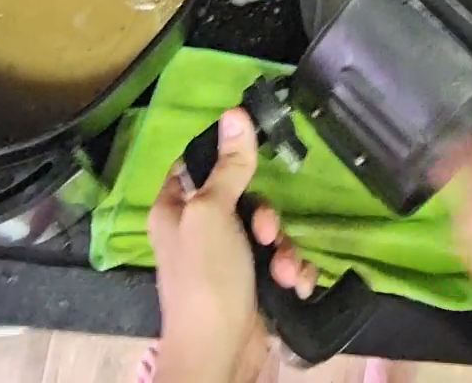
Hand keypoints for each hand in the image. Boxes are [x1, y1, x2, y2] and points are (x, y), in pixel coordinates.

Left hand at [146, 109, 318, 382]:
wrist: (221, 357)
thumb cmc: (206, 278)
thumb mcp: (213, 212)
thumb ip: (230, 165)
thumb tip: (235, 112)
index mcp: (176, 208)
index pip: (200, 163)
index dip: (226, 157)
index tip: (252, 154)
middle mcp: (200, 229)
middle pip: (244, 195)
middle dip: (266, 214)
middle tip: (267, 231)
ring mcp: (227, 259)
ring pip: (268, 229)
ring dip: (283, 248)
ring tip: (283, 269)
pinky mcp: (254, 284)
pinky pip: (280, 260)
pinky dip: (291, 271)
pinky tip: (295, 284)